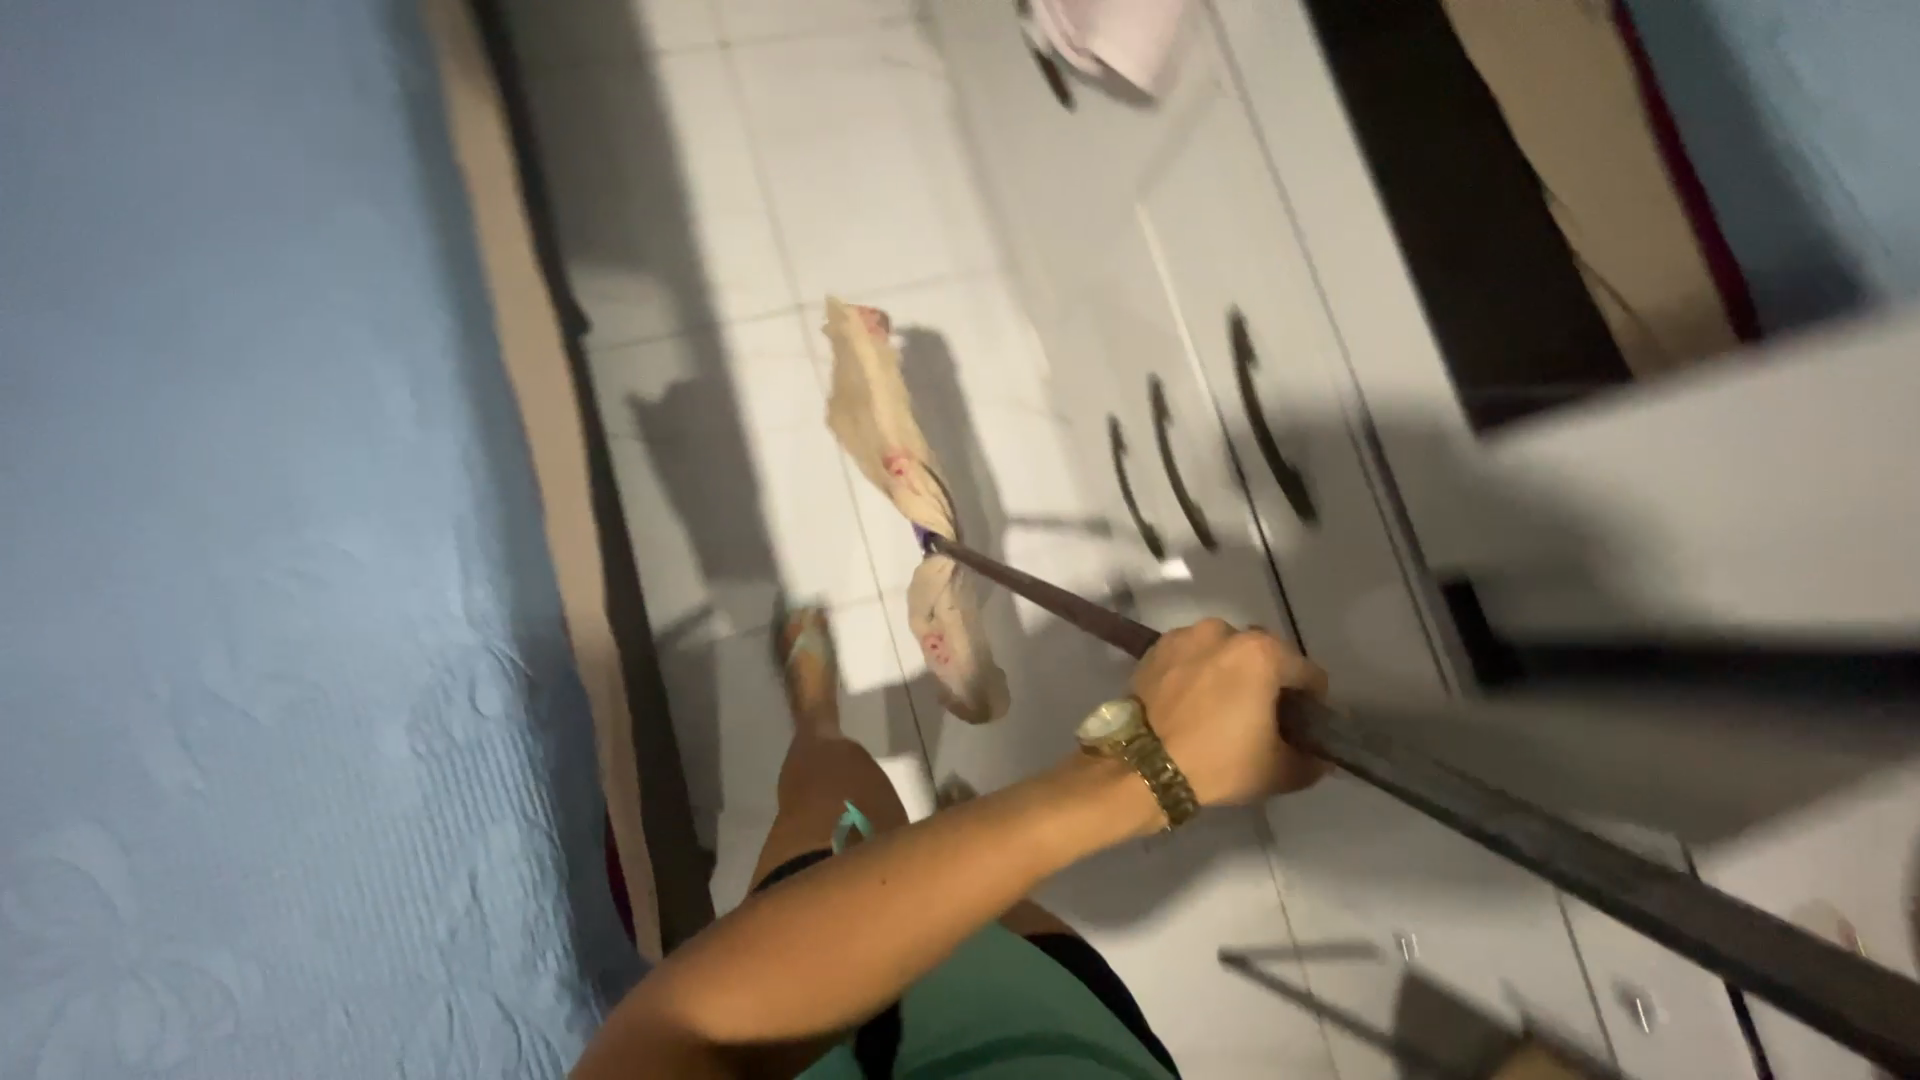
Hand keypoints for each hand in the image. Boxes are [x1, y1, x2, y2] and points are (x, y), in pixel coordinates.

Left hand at [1132, 619, 1328, 805]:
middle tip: (1262, 716)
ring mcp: (1185, 636)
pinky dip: (1197, 670)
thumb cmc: (1217, 762)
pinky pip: (1191, 655)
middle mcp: (1223, 632)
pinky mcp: (1156, 648)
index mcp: (1261, 653)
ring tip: (1222, 705)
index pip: (1308, 673)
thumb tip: (1319, 755)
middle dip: (1269, 680)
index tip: (1302, 726)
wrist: (1141, 764)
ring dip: (1230, 670)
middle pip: (1264, 654)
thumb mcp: (1279, 771)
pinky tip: (1192, 699)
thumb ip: (1311, 759)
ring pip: (1224, 650)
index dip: (1312, 702)